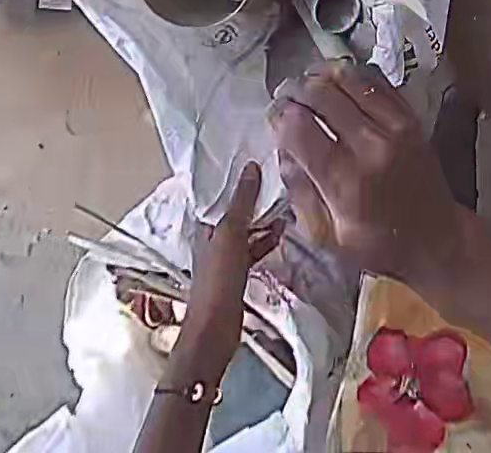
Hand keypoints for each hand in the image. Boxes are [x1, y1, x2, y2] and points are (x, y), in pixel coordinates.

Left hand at [172, 162, 281, 383]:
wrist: (214, 331)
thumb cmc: (218, 279)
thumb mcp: (230, 234)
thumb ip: (241, 202)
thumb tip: (250, 168)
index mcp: (205, 223)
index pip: (220, 191)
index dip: (237, 177)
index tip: (258, 159)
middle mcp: (213, 234)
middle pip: (235, 207)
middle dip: (254, 195)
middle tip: (277, 179)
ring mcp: (225, 253)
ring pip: (247, 226)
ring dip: (263, 217)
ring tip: (285, 203)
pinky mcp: (237, 270)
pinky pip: (253, 246)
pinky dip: (266, 238)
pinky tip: (281, 233)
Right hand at [269, 62, 468, 288]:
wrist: (437, 240)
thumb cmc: (377, 245)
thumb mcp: (327, 235)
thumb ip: (299, 190)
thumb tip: (282, 148)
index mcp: (346, 181)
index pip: (299, 127)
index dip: (278, 115)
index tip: (273, 115)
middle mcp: (371, 145)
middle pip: (321, 94)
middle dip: (296, 90)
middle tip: (286, 95)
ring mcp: (396, 126)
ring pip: (349, 78)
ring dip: (322, 76)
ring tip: (309, 84)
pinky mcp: (411, 117)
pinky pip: (376, 81)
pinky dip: (352, 76)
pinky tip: (339, 83)